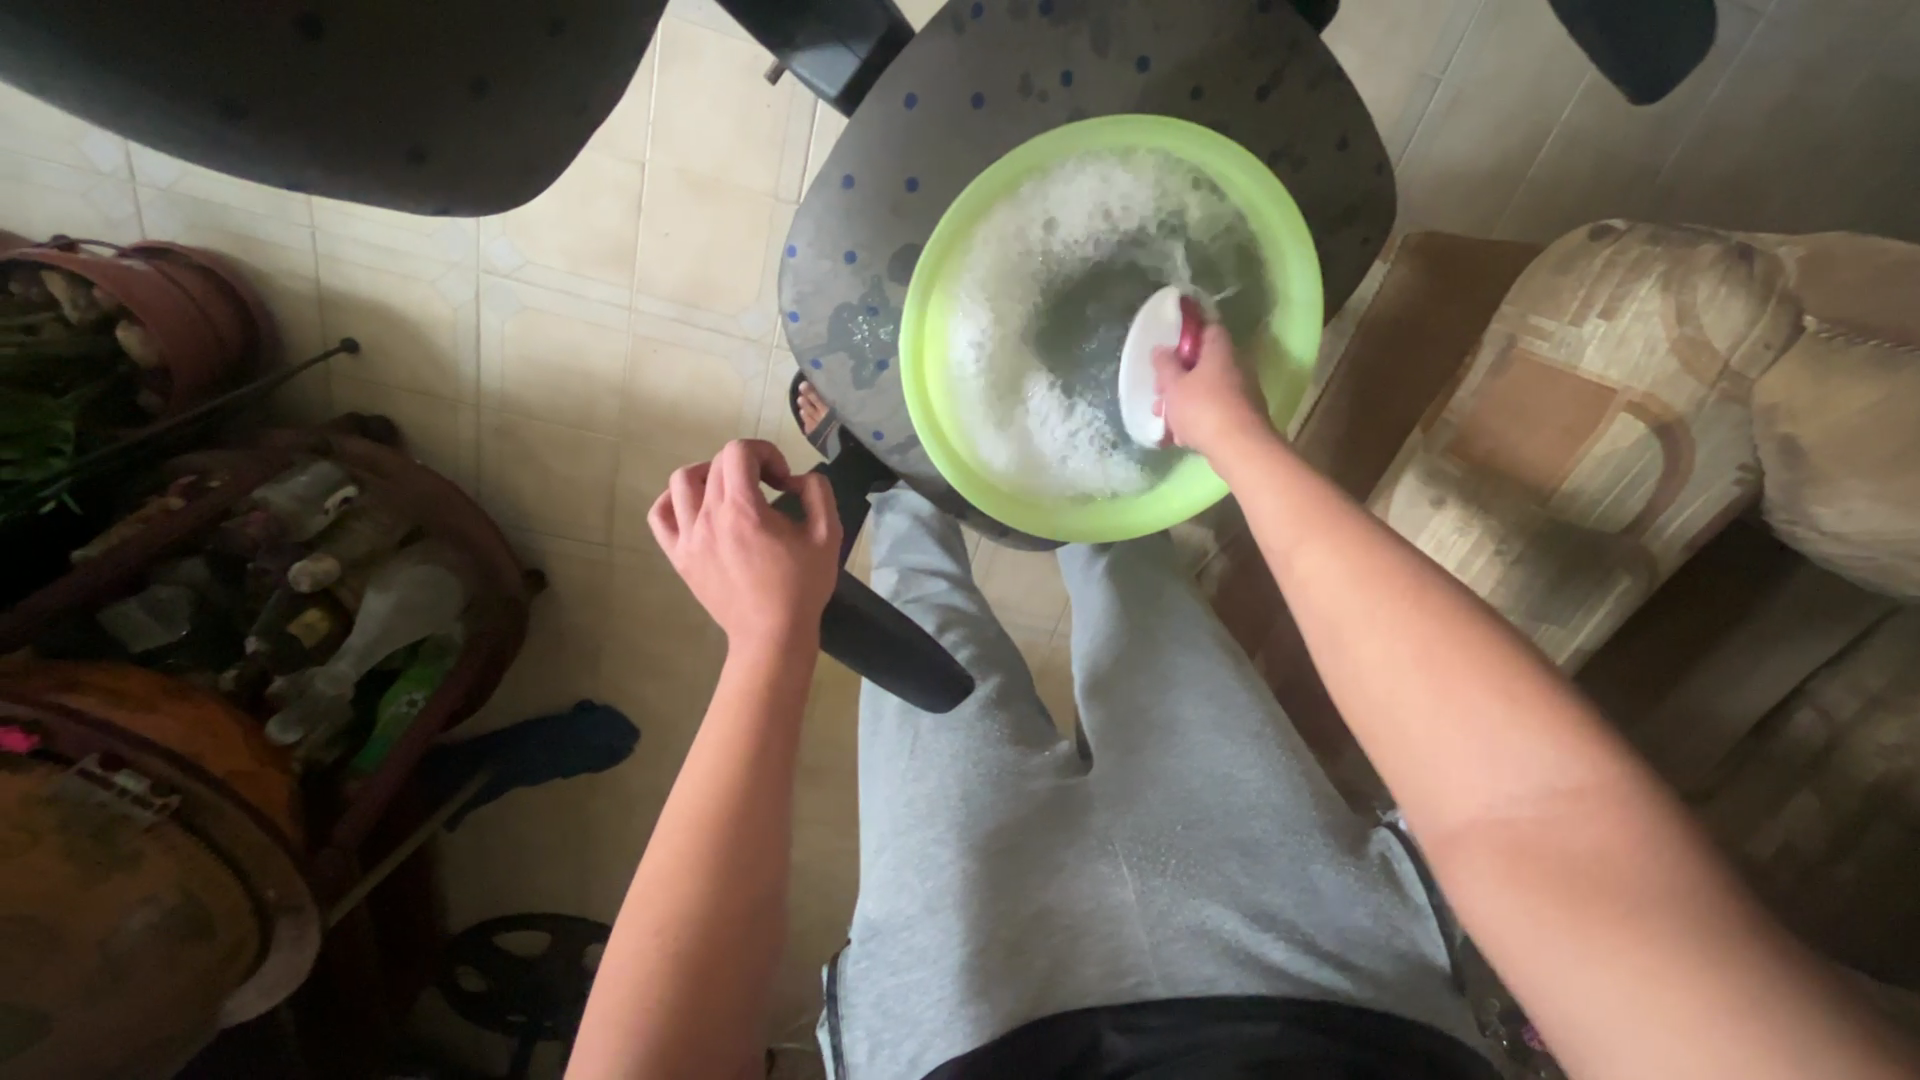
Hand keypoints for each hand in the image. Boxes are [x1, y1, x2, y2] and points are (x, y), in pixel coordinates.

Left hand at [648, 440, 841, 652]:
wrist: (772, 635)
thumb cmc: (802, 586)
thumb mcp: (828, 535)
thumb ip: (817, 492)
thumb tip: (796, 479)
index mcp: (743, 509)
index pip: (739, 451)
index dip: (766, 453)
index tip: (783, 480)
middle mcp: (708, 517)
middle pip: (717, 464)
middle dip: (748, 464)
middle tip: (770, 488)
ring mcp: (688, 537)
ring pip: (682, 481)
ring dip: (709, 474)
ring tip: (731, 492)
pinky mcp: (678, 556)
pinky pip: (660, 514)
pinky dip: (674, 500)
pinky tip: (697, 508)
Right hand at [1153, 324, 1274, 462]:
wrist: (1239, 448)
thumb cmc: (1202, 409)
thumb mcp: (1173, 386)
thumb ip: (1164, 365)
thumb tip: (1161, 350)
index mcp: (1220, 350)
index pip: (1208, 328)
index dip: (1187, 337)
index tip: (1168, 352)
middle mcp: (1236, 366)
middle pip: (1203, 364)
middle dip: (1178, 379)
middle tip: (1159, 393)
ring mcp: (1242, 393)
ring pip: (1206, 390)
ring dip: (1183, 403)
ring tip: (1164, 420)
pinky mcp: (1242, 417)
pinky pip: (1214, 411)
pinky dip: (1197, 420)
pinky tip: (1181, 437)